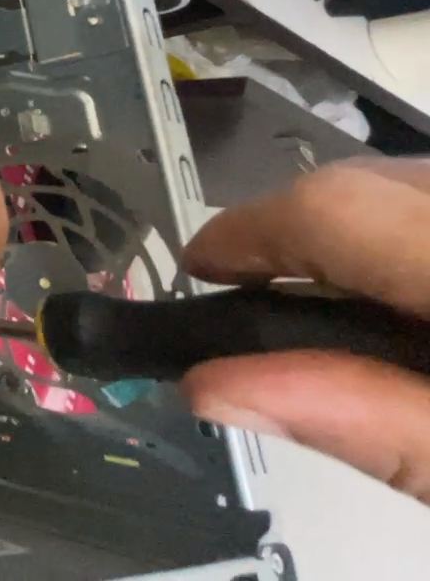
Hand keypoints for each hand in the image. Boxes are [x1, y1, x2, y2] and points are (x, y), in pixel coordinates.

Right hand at [180, 158, 429, 501]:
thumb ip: (372, 428)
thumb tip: (205, 384)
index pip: (331, 210)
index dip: (244, 236)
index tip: (204, 274)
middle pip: (376, 185)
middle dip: (313, 232)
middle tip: (285, 307)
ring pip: (416, 192)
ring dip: (373, 234)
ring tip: (367, 312)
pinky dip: (415, 239)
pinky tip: (414, 300)